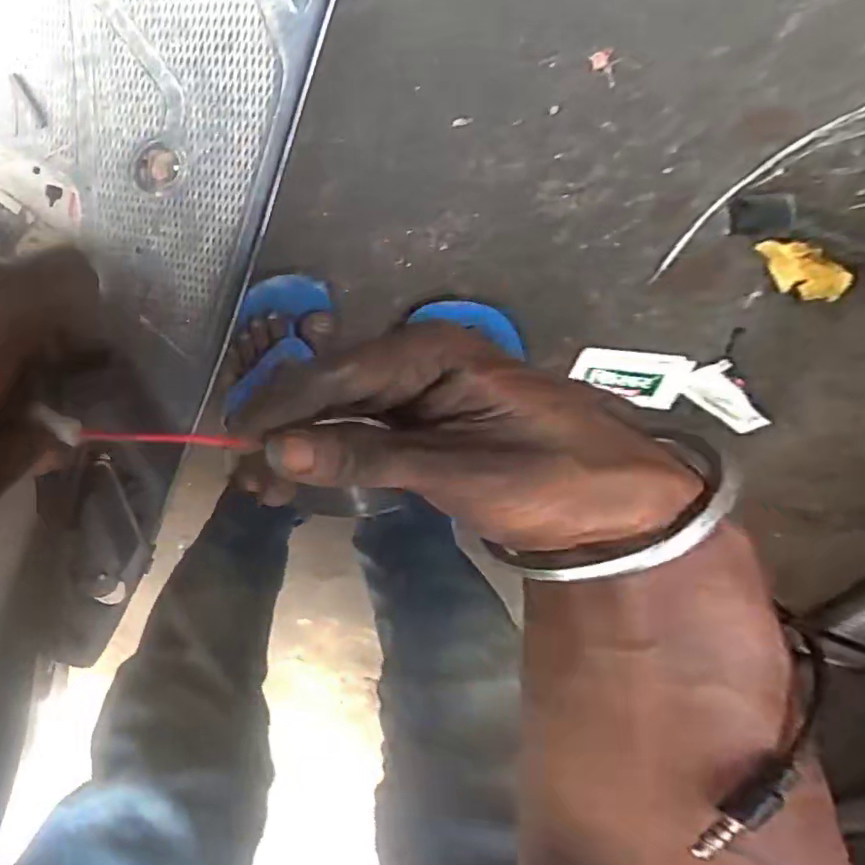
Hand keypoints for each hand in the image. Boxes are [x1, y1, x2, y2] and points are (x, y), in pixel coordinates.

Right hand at [228, 321, 701, 551]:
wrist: (627, 513)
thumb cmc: (555, 480)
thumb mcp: (457, 471)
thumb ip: (361, 456)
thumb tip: (275, 452)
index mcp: (426, 352)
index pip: (332, 376)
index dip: (279, 409)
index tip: (237, 442)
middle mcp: (407, 358)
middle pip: (320, 389)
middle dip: (277, 430)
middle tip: (245, 472)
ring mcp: (405, 387)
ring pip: (325, 410)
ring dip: (289, 445)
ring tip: (260, 486)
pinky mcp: (404, 416)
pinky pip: (344, 428)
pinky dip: (315, 453)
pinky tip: (290, 478)